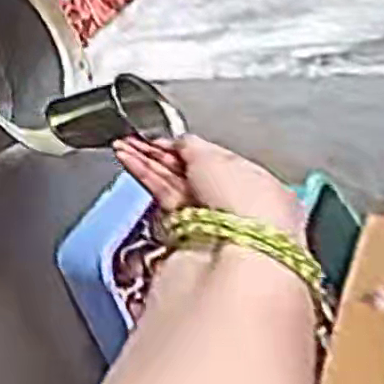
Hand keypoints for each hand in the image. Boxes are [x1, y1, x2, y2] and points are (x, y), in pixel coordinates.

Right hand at [115, 135, 305, 240]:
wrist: (236, 247)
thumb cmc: (246, 204)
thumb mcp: (215, 156)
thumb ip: (191, 144)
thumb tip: (180, 141)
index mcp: (261, 184)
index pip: (214, 158)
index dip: (183, 145)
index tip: (159, 136)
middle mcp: (236, 201)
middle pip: (188, 170)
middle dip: (157, 153)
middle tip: (133, 139)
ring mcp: (210, 215)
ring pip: (171, 181)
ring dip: (144, 162)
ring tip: (122, 146)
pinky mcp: (188, 228)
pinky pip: (162, 194)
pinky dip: (143, 175)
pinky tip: (127, 160)